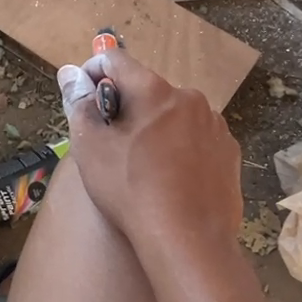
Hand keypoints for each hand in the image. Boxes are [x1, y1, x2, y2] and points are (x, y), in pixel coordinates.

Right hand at [57, 48, 241, 259]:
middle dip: (124, 104)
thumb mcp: (90, 147)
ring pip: (172, 113)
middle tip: (110, 139)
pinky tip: (170, 176)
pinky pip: (195, 136)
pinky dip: (179, 145)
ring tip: (142, 162)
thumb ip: (79, 102)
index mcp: (153, 90)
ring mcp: (215, 125)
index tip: (83, 96)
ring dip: (154, 124)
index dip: (93, 72)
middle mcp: (189, 98)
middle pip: (146, 88)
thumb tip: (70, 73)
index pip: (115, 59)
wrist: (189, 242)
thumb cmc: (131, 190)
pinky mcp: (230, 153)